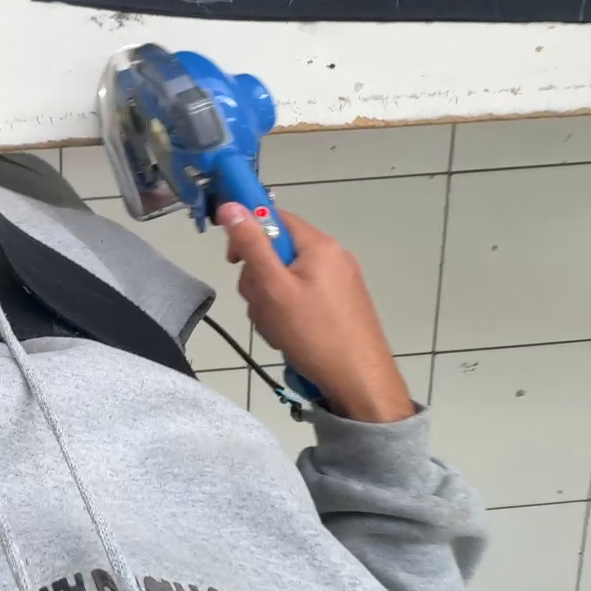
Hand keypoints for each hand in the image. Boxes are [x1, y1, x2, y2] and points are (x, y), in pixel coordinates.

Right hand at [217, 202, 413, 422]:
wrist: (361, 385)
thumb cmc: (313, 333)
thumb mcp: (273, 286)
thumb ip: (250, 244)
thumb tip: (230, 204)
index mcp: (319, 245)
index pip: (271, 217)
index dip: (246, 232)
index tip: (232, 259)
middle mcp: (332, 256)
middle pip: (275, 249)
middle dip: (258, 276)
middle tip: (260, 302)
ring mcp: (339, 281)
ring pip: (283, 275)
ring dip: (268, 298)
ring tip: (274, 325)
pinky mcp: (340, 303)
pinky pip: (299, 294)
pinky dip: (285, 309)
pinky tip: (286, 332)